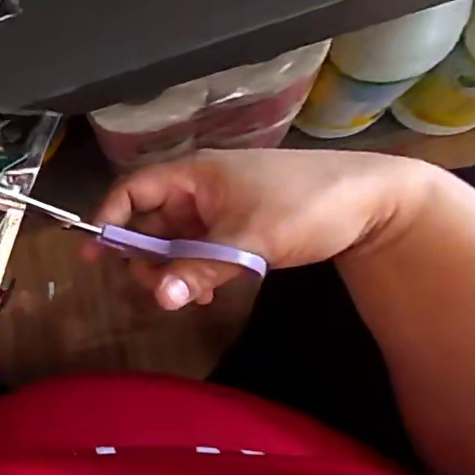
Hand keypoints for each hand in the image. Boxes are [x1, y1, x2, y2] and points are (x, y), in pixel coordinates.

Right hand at [82, 148, 441, 309]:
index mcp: (193, 174)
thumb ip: (199, 270)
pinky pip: (195, 251)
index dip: (109, 217)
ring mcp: (214, 209)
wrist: (379, 203)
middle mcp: (197, 189)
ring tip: (186, 295)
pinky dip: (193, 272)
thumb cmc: (307, 205)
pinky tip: (206, 294)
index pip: (132, 190)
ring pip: (170, 242)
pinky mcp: (231, 227)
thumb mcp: (249, 241)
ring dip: (171, 271)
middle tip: (153, 287)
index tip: (95, 251)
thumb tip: (158, 299)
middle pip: (146, 222)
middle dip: (143, 257)